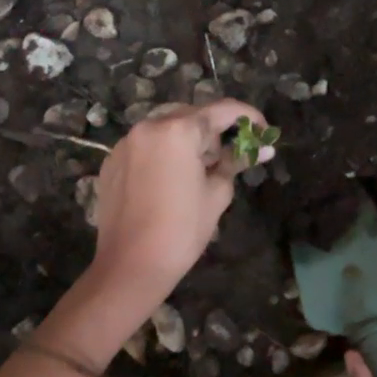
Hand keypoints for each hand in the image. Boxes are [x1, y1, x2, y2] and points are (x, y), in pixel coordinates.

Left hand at [89, 99, 267, 304]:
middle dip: (216, 131)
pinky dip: (165, 152)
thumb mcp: (217, 193)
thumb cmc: (182, 230)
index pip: (223, 110)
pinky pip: (147, 144)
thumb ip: (236, 161)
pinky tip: (171, 179)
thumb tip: (263, 148)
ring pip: (168, 128)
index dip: (248, 117)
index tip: (263, 132)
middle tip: (231, 157)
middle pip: (193, 116)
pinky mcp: (113, 160)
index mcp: (179, 130)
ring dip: (189, 140)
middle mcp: (150, 126)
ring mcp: (127, 142)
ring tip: (201, 170)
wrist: (130, 266)